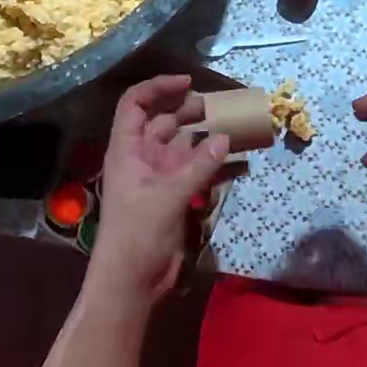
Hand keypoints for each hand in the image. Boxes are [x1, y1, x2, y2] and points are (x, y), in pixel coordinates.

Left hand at [88, 76, 228, 308]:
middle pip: (164, 121)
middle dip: (190, 111)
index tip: (188, 83)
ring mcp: (159, 176)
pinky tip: (239, 161)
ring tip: (236, 128)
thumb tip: (225, 138)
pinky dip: (215, 164)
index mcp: (127, 149)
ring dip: (206, 137)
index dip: (158, 87)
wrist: (131, 282)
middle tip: (220, 107)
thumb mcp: (167, 197)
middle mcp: (142, 156)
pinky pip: (196, 171)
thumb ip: (198, 166)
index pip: (135, 103)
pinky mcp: (174, 195)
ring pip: (184, 146)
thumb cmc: (136, 234)